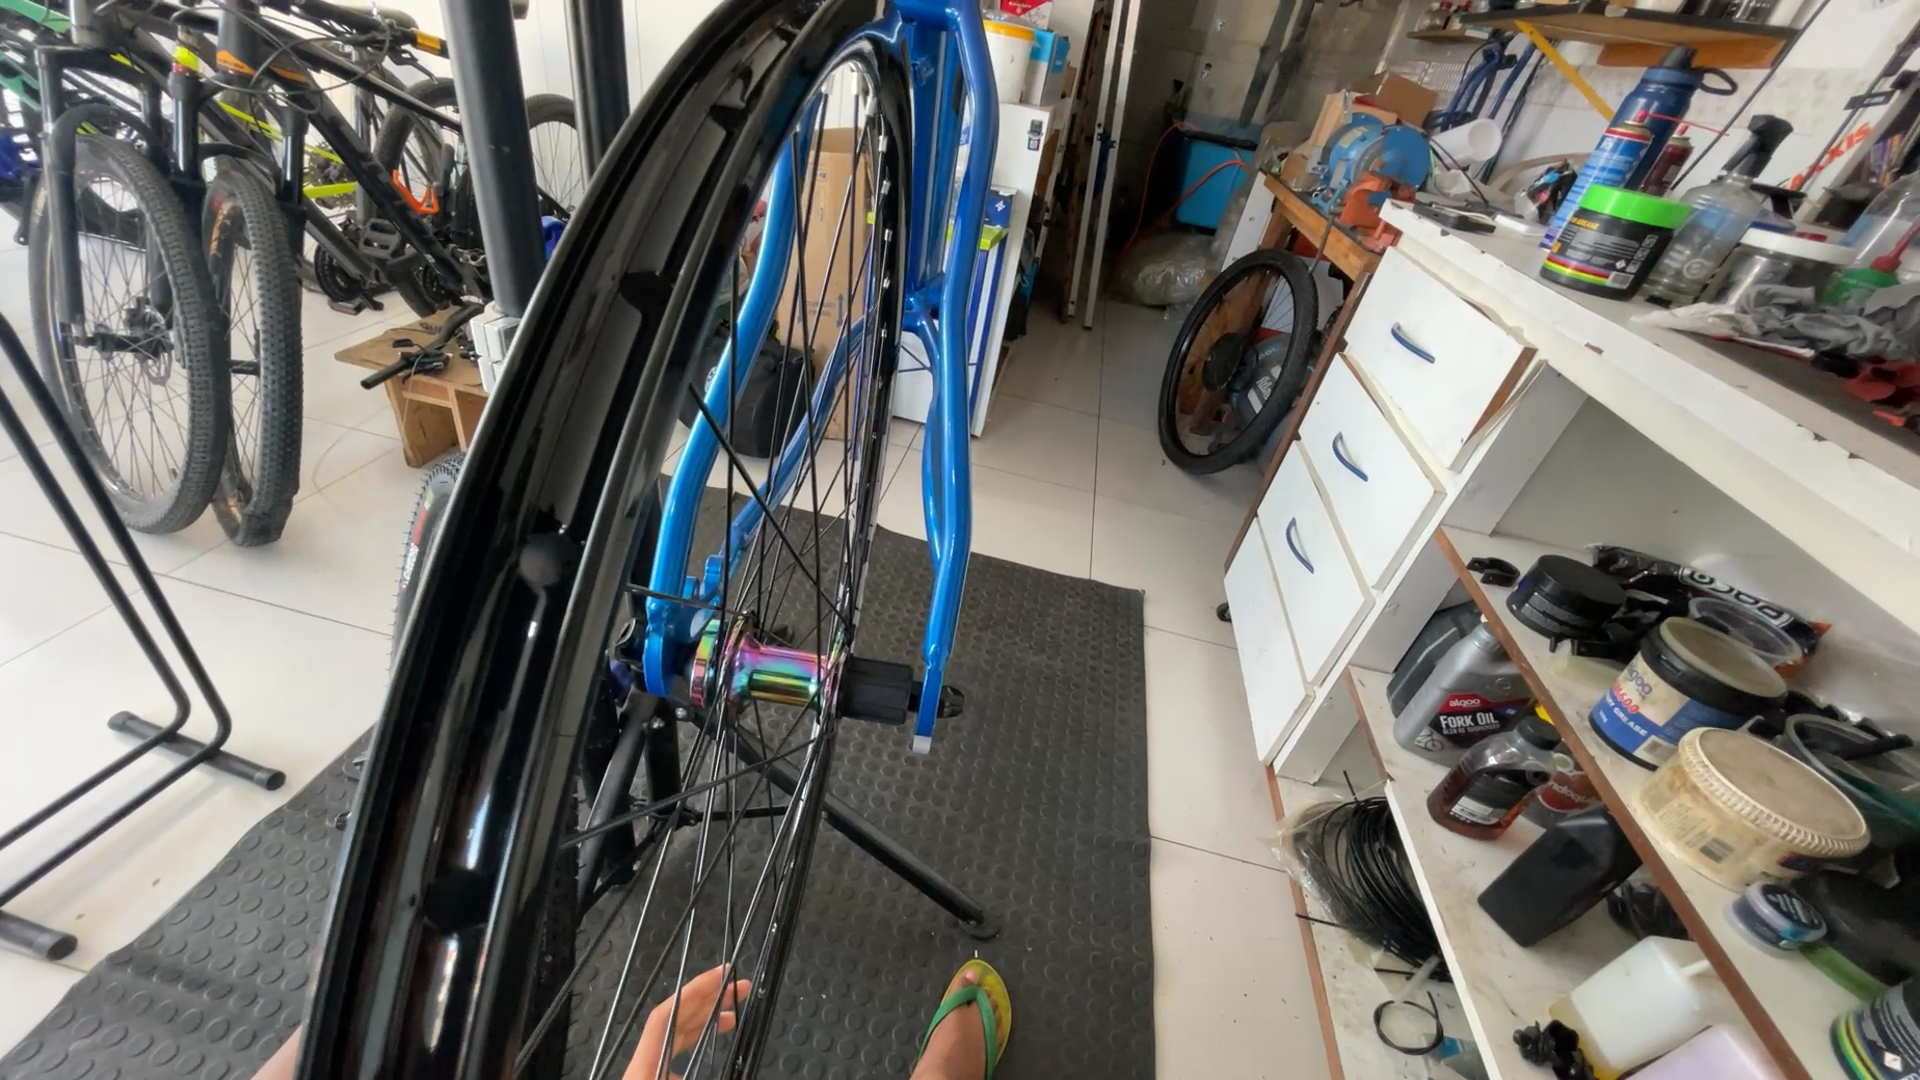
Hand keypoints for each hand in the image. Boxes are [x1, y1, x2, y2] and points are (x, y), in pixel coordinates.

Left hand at [626, 965, 753, 1079]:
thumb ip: (707, 1069)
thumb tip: (741, 1063)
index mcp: (644, 1064)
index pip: (666, 1014)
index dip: (695, 989)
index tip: (724, 972)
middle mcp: (643, 1062)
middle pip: (675, 1018)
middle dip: (709, 998)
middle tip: (742, 986)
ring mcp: (647, 1069)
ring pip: (677, 1034)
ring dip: (707, 1018)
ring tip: (735, 1012)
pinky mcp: (652, 1076)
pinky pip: (675, 1050)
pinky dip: (696, 1040)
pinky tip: (712, 1039)